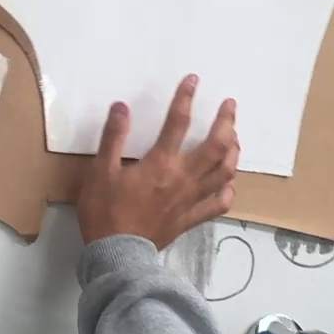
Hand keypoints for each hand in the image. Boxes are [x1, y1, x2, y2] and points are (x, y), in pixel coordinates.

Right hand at [77, 74, 238, 247]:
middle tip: (230, 106)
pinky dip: (228, 190)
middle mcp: (184, 178)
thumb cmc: (105, 210)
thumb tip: (122, 107)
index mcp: (161, 163)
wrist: (117, 252)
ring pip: (225, 171)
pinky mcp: (192, 218)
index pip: (177, 123)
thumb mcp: (100, 172)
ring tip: (234, 137)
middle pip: (216, 146)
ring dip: (233, 151)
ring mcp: (192, 199)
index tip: (193, 80)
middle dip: (226, 122)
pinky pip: (219, 203)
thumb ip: (113, 138)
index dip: (185, 98)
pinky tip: (229, 183)